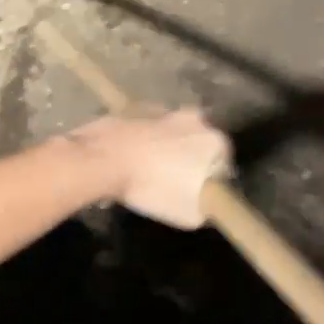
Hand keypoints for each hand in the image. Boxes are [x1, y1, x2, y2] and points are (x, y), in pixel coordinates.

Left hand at [70, 109, 231, 229]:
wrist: (99, 160)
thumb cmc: (152, 187)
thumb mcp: (193, 215)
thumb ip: (206, 204)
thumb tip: (202, 199)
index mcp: (212, 139)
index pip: (223, 161)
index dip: (214, 178)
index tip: (200, 191)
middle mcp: (188, 117)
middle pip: (196, 140)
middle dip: (190, 156)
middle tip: (176, 179)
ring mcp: (156, 108)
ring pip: (168, 131)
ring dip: (163, 145)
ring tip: (149, 170)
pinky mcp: (128, 108)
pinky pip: (142, 127)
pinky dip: (140, 139)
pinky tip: (130, 157)